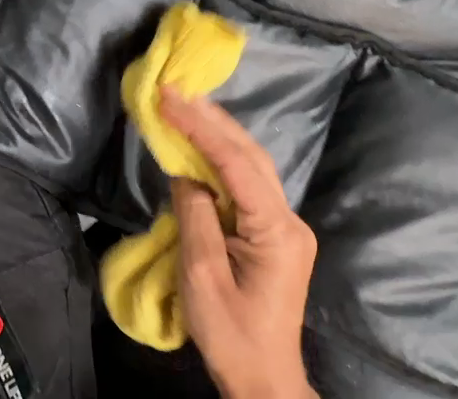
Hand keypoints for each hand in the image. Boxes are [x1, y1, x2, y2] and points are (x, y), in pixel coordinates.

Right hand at [162, 88, 319, 398]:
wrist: (262, 377)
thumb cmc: (230, 330)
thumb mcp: (202, 272)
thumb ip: (195, 214)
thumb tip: (186, 173)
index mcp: (277, 230)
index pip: (235, 163)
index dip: (200, 126)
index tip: (168, 98)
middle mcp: (289, 221)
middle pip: (250, 156)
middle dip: (211, 119)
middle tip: (174, 88)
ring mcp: (283, 227)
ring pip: (250, 165)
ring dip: (216, 132)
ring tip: (184, 102)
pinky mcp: (271, 233)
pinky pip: (245, 182)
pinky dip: (220, 155)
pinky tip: (200, 141)